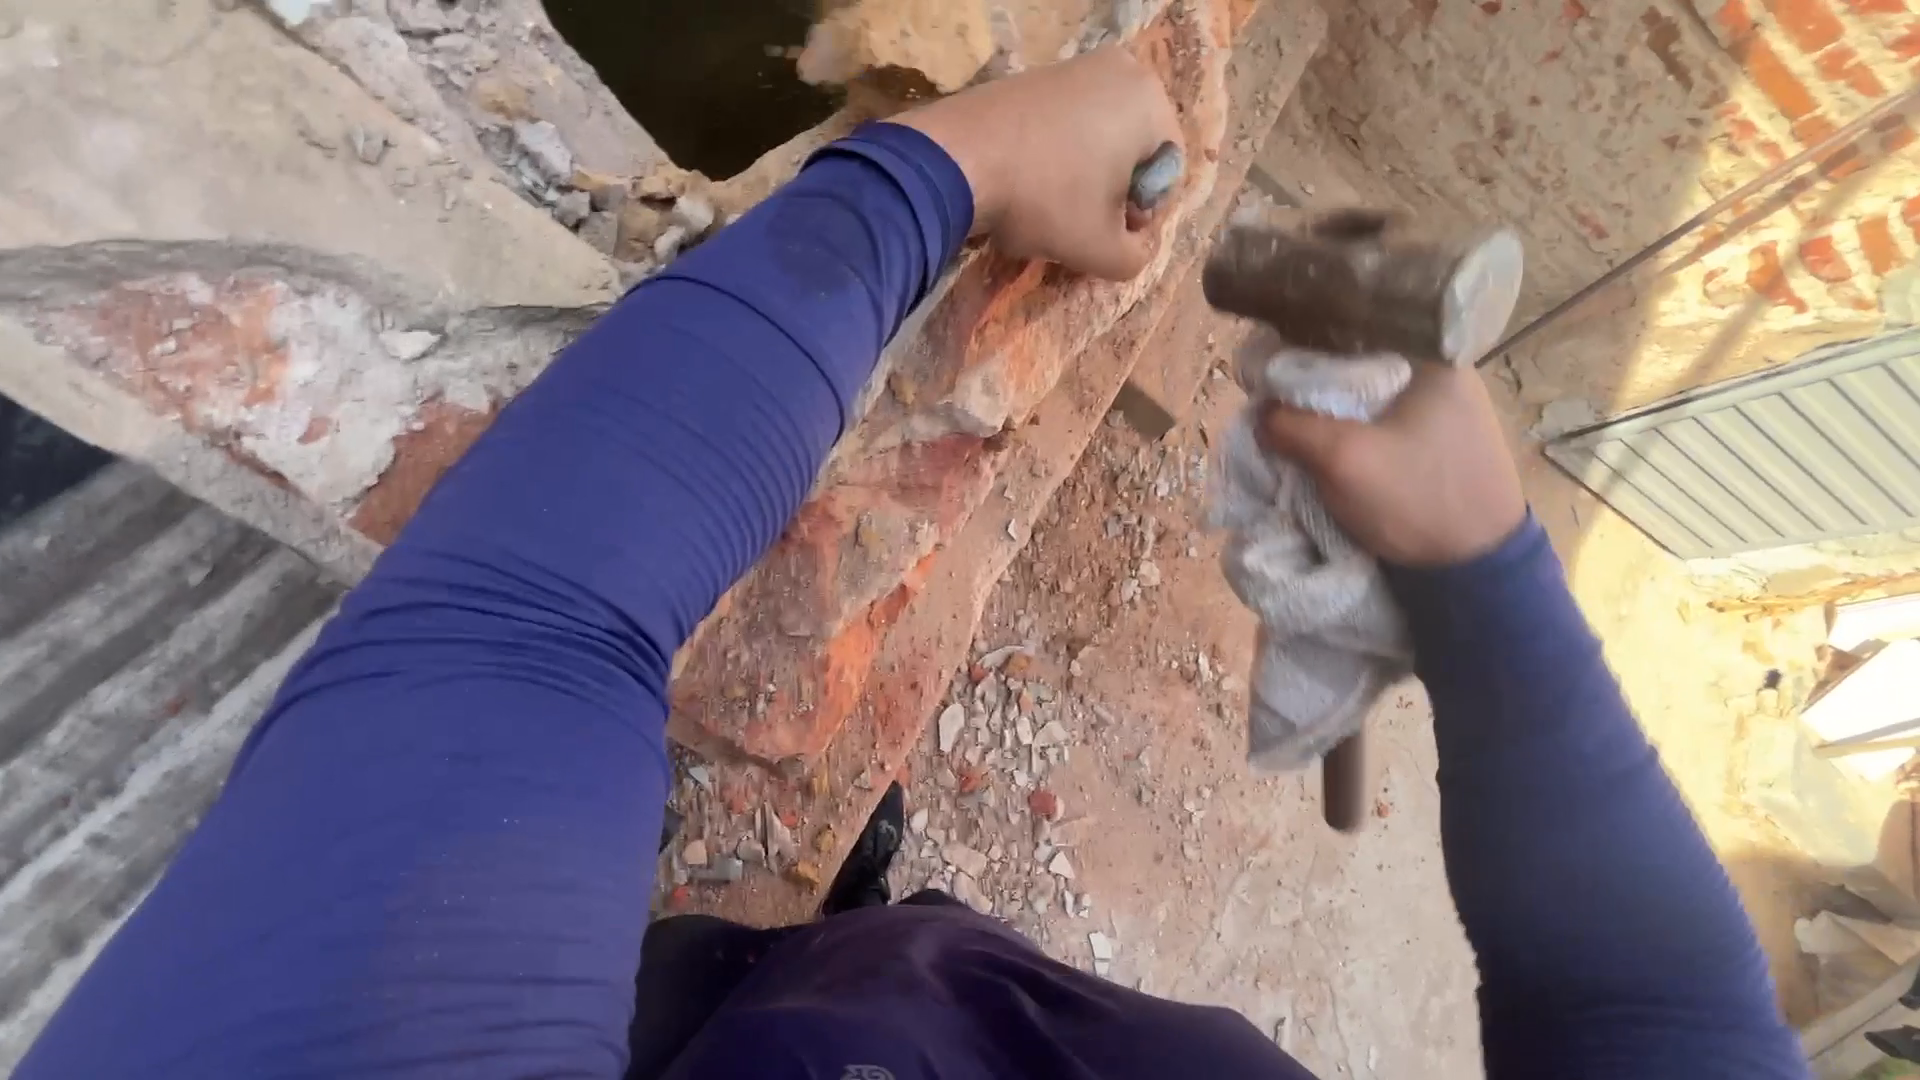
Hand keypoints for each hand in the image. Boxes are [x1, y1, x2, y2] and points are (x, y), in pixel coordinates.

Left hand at [894, 47, 1182, 280]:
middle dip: (1110, 197)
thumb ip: (1135, 258)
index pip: (1166, 174)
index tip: (1107, 235)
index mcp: (1150, 100)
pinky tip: (1025, 188)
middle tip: (1078, 228)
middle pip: (1130, 156)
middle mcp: (1120, 70)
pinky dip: (1052, 161)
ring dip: (1081, 184)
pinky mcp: (1033, 77)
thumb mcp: (1100, 250)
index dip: (1141, 217)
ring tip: (1048, 212)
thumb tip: (1138, 250)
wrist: (957, 160)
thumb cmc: (1045, 201)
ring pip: (1095, 145)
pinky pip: (1061, 130)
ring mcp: (1072, 68)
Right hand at [1259, 366, 1526, 567]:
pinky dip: (1348, 436)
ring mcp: (1441, 410)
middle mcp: (1441, 374)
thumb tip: (1259, 414)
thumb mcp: (1340, 458)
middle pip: (1354, 370)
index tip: (1269, 388)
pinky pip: (1376, 425)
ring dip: (1327, 419)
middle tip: (1278, 416)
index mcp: (1432, 359)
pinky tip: (1329, 453)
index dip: (1301, 359)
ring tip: (1297, 436)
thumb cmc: (1414, 499)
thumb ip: (1290, 425)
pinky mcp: (1435, 442)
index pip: (1349, 337)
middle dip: (1311, 394)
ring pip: (1363, 400)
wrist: (1471, 567)